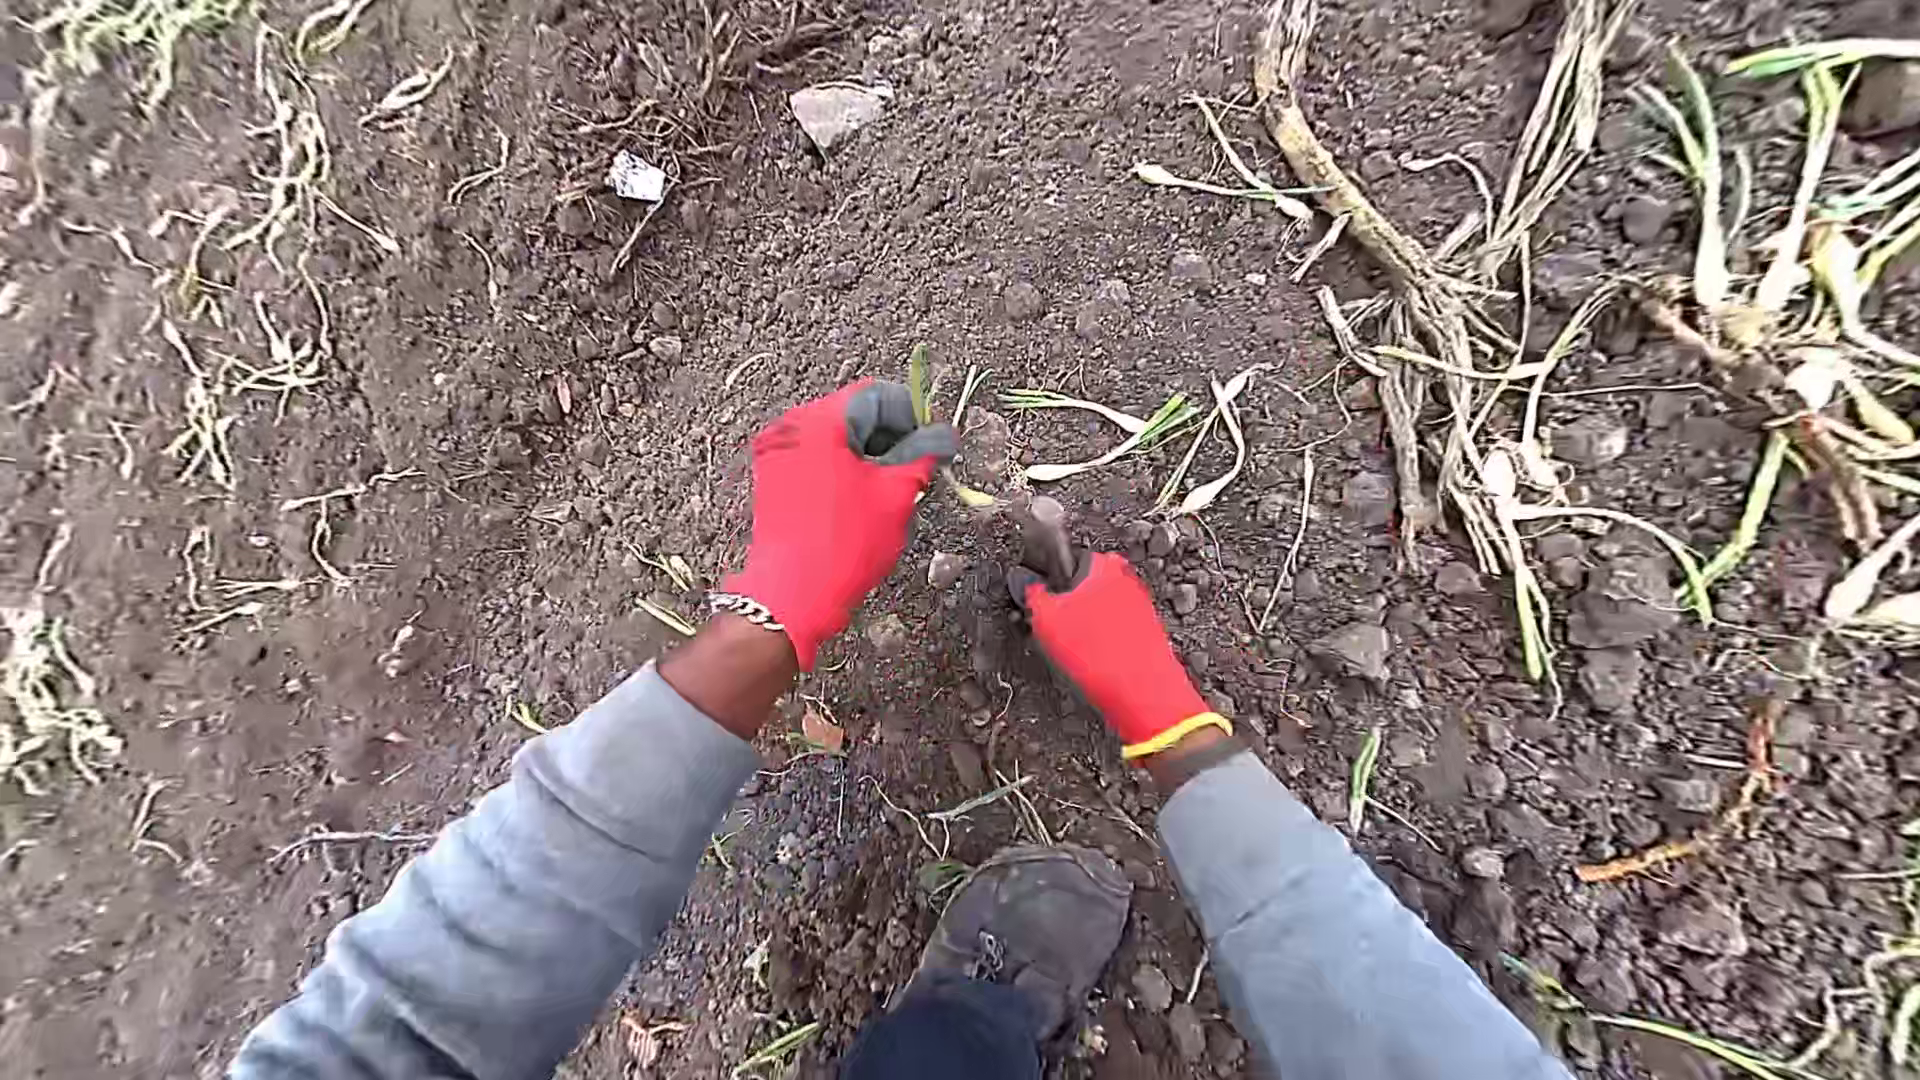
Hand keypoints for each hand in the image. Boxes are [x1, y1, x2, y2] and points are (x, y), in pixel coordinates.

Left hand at [720, 381, 955, 669]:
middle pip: (856, 414)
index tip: (933, 443)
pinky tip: (865, 499)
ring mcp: (778, 453)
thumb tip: (944, 435)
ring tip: (893, 489)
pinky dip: (848, 469)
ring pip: (838, 438)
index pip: (878, 396)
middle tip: (918, 469)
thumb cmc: (844, 544)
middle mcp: (792, 428)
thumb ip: (923, 455)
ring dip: (871, 455)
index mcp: (820, 422)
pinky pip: (820, 458)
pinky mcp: (774, 478)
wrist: (791, 596)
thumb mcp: (896, 495)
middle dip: (892, 438)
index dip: (913, 416)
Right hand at [1011, 552, 1228, 761]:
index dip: (1047, 580)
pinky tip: (1089, 662)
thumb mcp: (1046, 620)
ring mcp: (1138, 607)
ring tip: (1070, 651)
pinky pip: (1110, 631)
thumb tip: (1029, 587)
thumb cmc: (1100, 654)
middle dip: (1064, 605)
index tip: (1037, 597)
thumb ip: (1034, 595)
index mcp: (1103, 565)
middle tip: (1049, 628)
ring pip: (1095, 610)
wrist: (1143, 695)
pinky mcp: (1144, 634)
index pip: (1065, 560)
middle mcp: (1125, 580)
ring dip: (1080, 626)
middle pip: (1081, 587)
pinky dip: (1098, 643)